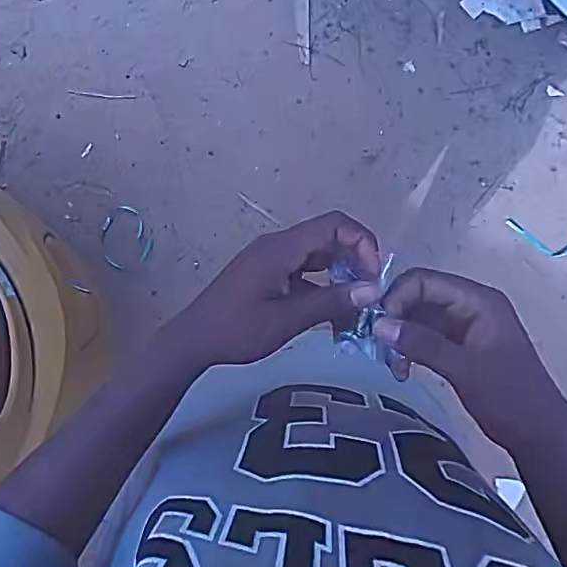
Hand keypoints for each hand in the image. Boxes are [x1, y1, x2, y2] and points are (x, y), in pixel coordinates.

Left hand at [162, 211, 382, 369]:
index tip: (372, 277)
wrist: (193, 341)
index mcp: (282, 248)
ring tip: (354, 307)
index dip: (363, 244)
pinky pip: (304, 272)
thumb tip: (372, 290)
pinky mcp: (267, 276)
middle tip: (369, 295)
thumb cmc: (237, 329)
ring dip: (340, 277)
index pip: (335, 225)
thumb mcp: (287, 319)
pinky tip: (330, 314)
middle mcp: (278, 246)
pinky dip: (321, 288)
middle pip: (329, 239)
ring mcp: (271, 260)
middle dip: (356, 262)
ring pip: (318, 257)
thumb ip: (331, 302)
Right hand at [375, 269, 566, 449]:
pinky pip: (426, 338)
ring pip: (419, 319)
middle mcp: (471, 307)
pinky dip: (410, 350)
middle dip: (395, 318)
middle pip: (420, 297)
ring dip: (400, 337)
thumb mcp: (464, 368)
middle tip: (378, 347)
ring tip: (390, 363)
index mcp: (479, 301)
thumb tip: (380, 326)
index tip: (378, 326)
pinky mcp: (460, 348)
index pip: (425, 281)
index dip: (397, 297)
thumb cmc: (510, 398)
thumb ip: (422, 344)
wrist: (539, 434)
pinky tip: (401, 369)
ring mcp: (465, 327)